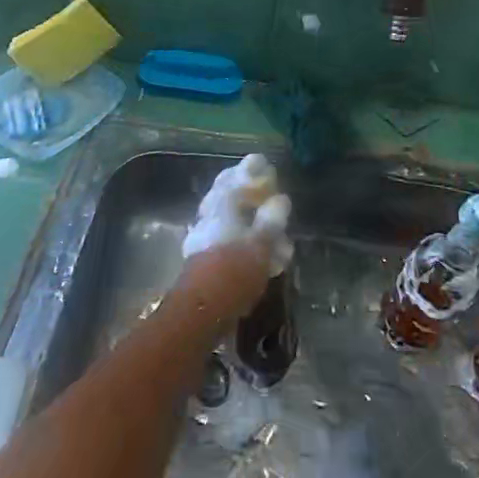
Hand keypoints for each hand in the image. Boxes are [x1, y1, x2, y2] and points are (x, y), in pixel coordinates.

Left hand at [176, 155, 293, 322]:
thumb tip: (280, 199)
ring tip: (260, 218)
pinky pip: (222, 236)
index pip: (234, 180)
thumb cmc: (231, 275)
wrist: (198, 314)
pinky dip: (237, 235)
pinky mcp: (201, 258)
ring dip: (241, 213)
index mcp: (222, 210)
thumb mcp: (259, 249)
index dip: (249, 170)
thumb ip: (269, 224)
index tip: (262, 163)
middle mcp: (208, 218)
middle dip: (243, 189)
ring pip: (222, 216)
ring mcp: (202, 238)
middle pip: (225, 195)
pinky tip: (250, 246)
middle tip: (261, 186)